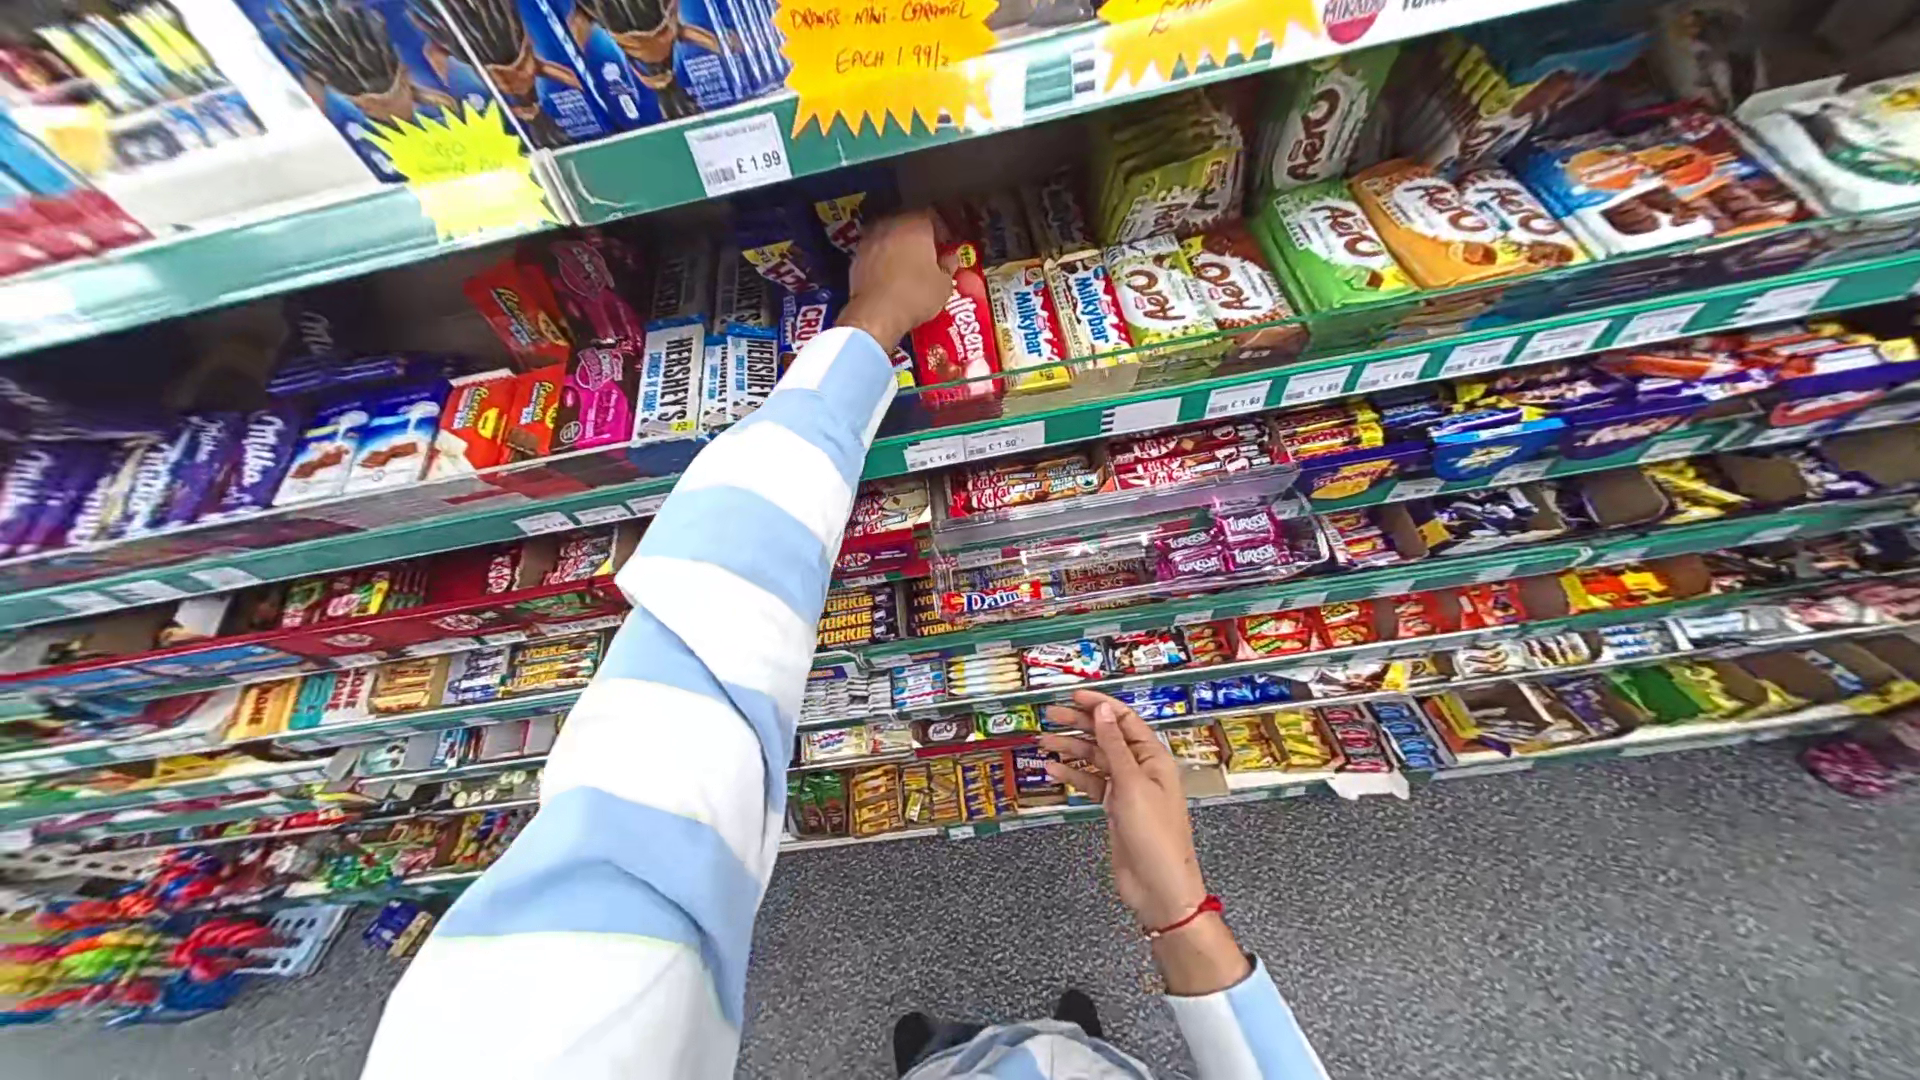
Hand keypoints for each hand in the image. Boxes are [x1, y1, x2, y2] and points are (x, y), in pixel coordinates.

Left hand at [836, 209, 955, 347]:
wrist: (876, 314)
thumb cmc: (915, 296)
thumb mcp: (943, 286)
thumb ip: (949, 267)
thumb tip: (950, 259)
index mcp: (916, 224)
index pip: (933, 216)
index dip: (942, 230)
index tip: (946, 246)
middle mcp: (890, 224)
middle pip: (908, 223)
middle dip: (918, 238)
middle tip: (928, 256)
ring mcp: (869, 239)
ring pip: (889, 237)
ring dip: (898, 248)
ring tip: (907, 267)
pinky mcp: (855, 257)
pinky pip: (875, 253)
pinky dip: (882, 260)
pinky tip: (889, 277)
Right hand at [1041, 690, 1251, 995]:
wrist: (1159, 888)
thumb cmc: (1156, 837)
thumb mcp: (1132, 784)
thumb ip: (1114, 745)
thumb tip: (1104, 710)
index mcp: (1153, 757)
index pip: (1124, 719)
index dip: (1099, 705)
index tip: (1075, 697)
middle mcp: (1140, 768)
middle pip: (1106, 735)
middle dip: (1079, 724)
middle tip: (1053, 715)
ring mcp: (1126, 787)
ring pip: (1094, 758)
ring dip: (1071, 748)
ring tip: (1045, 741)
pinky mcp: (1114, 806)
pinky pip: (1090, 782)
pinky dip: (1072, 774)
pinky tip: (1054, 769)